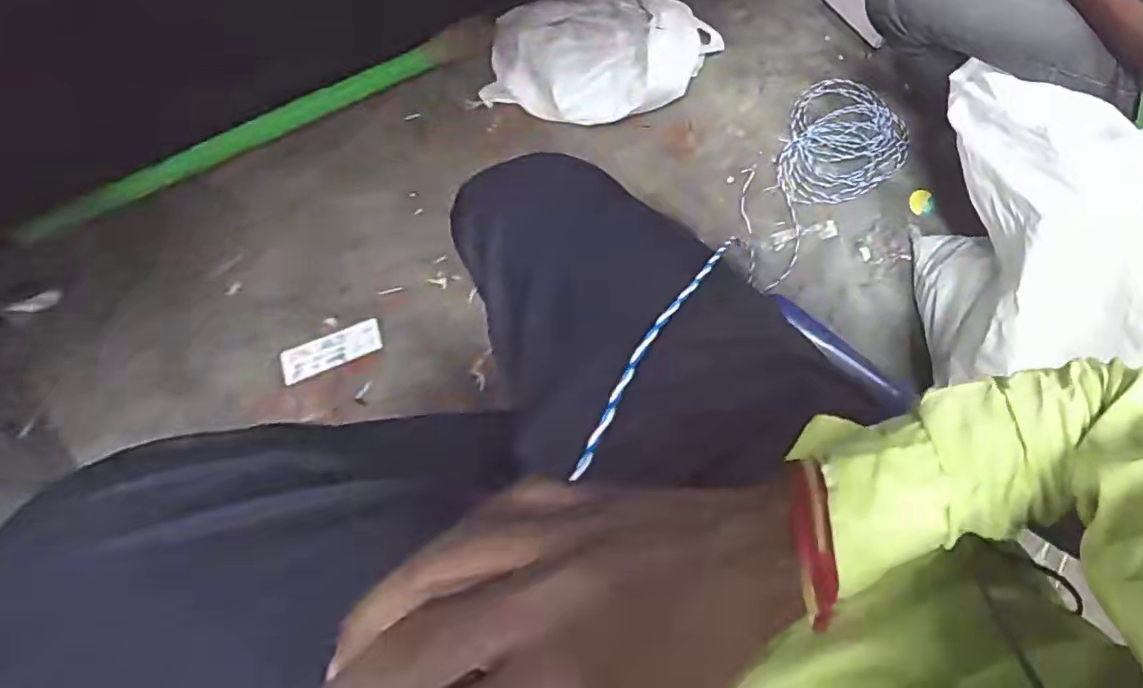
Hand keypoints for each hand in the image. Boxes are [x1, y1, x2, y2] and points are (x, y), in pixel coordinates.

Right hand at [328, 478, 800, 687]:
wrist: (764, 547)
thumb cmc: (709, 646)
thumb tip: (489, 678)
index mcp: (557, 663)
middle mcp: (544, 591)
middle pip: (413, 644)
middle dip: (364, 679)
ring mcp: (565, 529)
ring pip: (439, 561)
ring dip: (383, 609)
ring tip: (360, 648)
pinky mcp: (587, 492)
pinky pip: (499, 507)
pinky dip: (453, 543)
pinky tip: (440, 566)